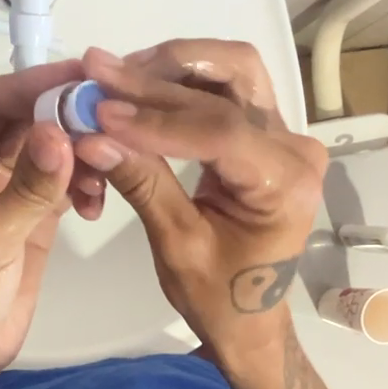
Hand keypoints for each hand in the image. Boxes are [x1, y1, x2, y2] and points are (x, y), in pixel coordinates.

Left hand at [0, 62, 93, 383]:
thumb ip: (27, 188)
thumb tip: (60, 132)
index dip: (32, 85)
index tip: (81, 79)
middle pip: (24, 120)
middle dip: (64, 119)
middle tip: (110, 121)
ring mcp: (6, 192)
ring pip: (48, 150)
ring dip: (78, 154)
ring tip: (105, 171)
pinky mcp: (31, 219)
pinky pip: (62, 184)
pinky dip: (82, 185)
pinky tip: (96, 202)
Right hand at [73, 41, 326, 355]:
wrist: (249, 320)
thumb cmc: (219, 298)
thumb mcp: (177, 246)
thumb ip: (142, 184)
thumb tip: (91, 137)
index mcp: (285, 183)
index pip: (219, 130)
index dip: (156, 117)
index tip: (100, 109)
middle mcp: (295, 147)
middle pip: (233, 79)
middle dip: (161, 75)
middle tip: (99, 72)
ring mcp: (285, 136)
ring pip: (232, 73)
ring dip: (172, 68)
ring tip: (116, 77)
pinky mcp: (267, 136)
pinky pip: (227, 92)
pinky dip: (181, 85)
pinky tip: (139, 88)